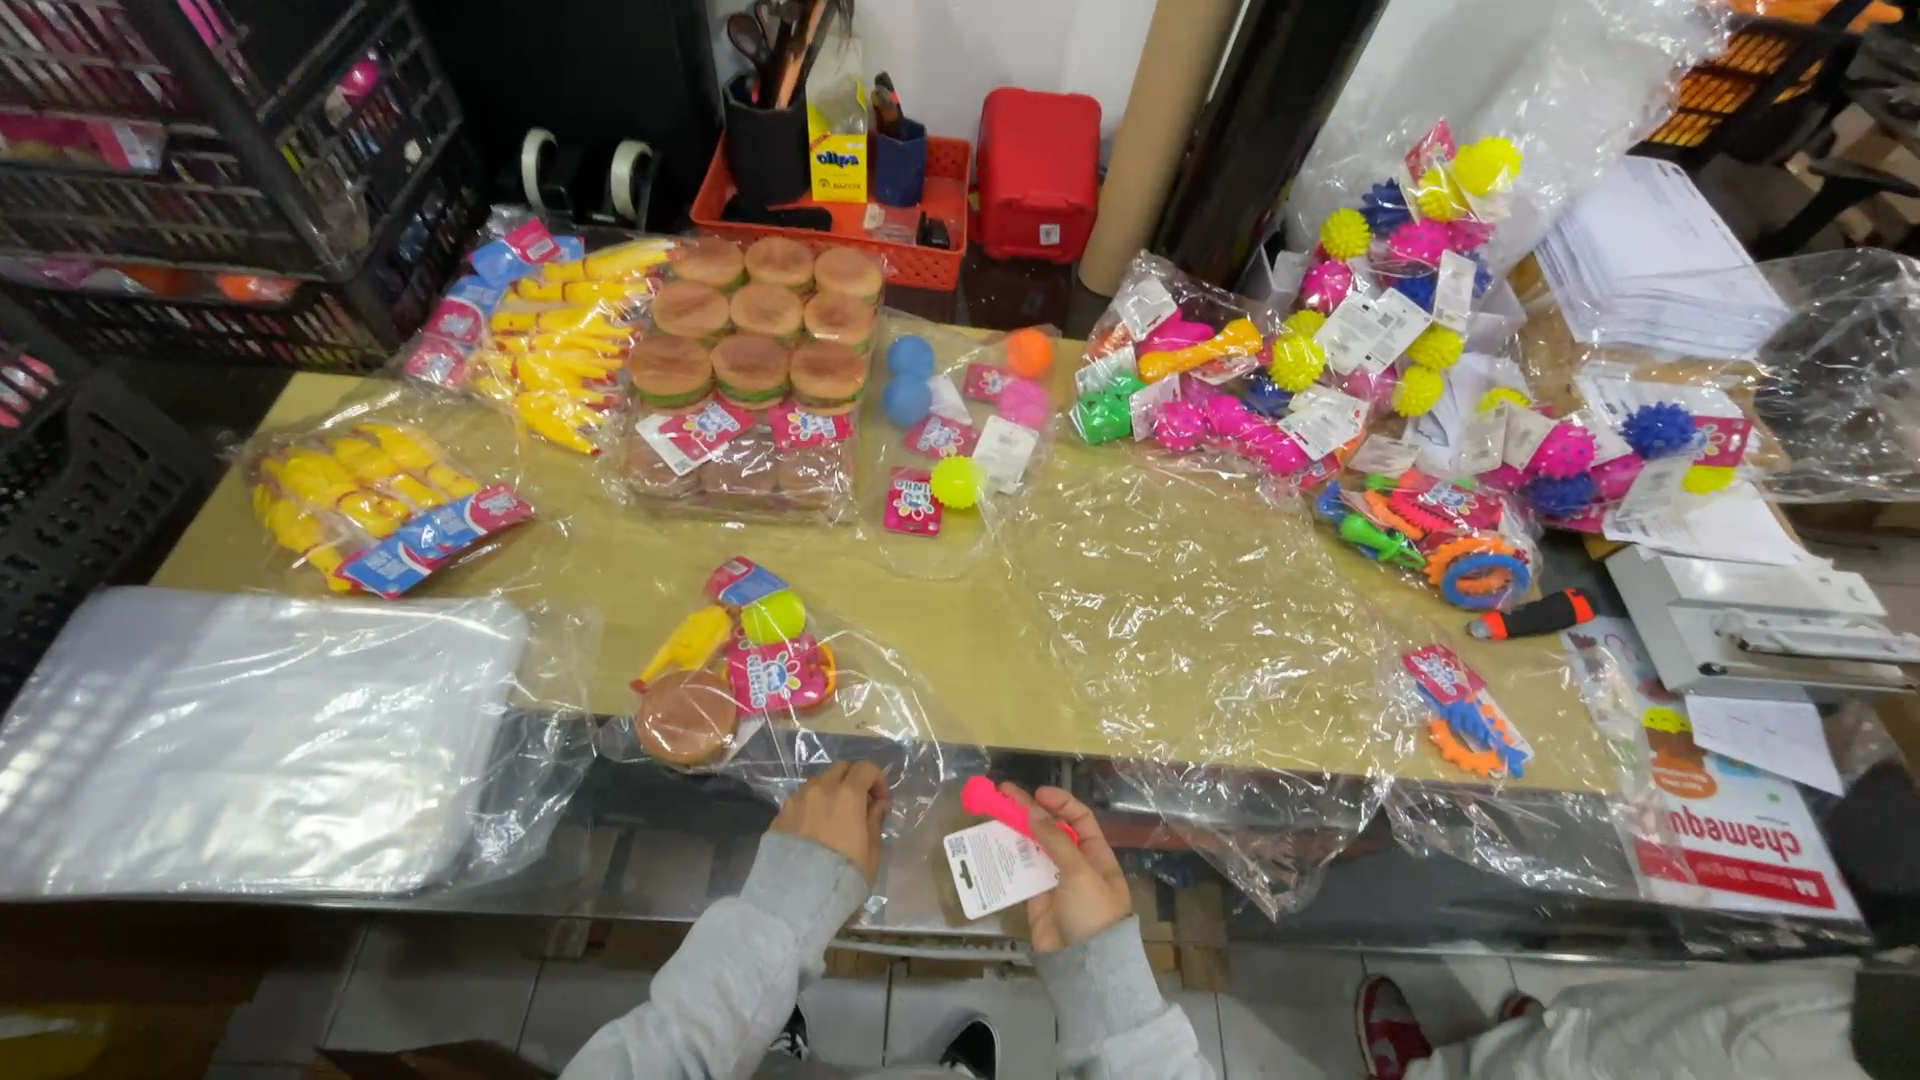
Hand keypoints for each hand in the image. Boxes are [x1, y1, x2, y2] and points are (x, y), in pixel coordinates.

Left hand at [771, 761, 890, 884]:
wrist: (795, 900)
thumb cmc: (842, 877)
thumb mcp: (870, 853)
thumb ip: (875, 822)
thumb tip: (878, 804)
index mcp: (847, 795)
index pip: (866, 769)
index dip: (878, 780)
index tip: (882, 801)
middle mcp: (820, 789)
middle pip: (840, 768)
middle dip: (854, 780)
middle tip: (860, 804)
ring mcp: (797, 800)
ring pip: (818, 782)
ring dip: (831, 791)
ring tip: (834, 817)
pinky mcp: (780, 814)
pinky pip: (800, 799)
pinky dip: (812, 804)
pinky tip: (814, 829)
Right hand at [1000, 783, 1130, 952]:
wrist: (1084, 967)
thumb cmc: (1092, 913)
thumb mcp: (1080, 872)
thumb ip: (1055, 840)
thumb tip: (1034, 811)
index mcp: (1096, 855)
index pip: (1078, 818)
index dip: (1060, 802)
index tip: (1037, 793)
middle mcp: (1075, 864)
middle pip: (1051, 829)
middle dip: (1029, 811)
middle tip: (1004, 794)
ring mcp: (1054, 881)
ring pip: (1032, 848)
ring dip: (1014, 831)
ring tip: (993, 814)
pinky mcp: (1036, 898)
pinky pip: (1020, 872)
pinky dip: (1007, 858)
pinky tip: (992, 845)